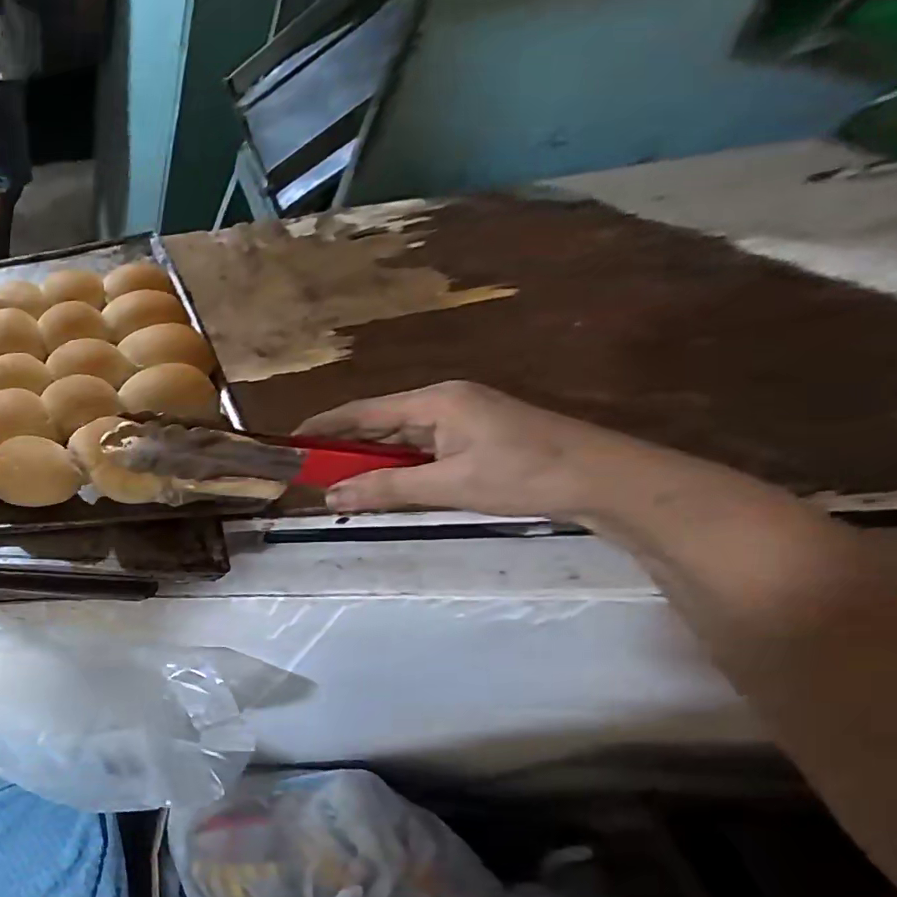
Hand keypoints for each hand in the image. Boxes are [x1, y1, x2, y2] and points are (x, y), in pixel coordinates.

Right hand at [295, 380, 674, 520]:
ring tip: (337, 484)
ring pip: (400, 439)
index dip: (324, 426)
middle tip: (309, 474)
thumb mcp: (449, 484)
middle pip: (379, 423)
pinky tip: (384, 485)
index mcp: (435, 400)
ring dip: (371, 461)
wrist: (606, 479)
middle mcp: (443, 401)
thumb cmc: (524, 474)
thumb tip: (331, 496)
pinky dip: (398, 466)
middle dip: (344, 448)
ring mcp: (462, 418)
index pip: (364, 411)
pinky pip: (422, 449)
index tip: (290, 442)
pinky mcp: (475, 437)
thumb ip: (387, 488)